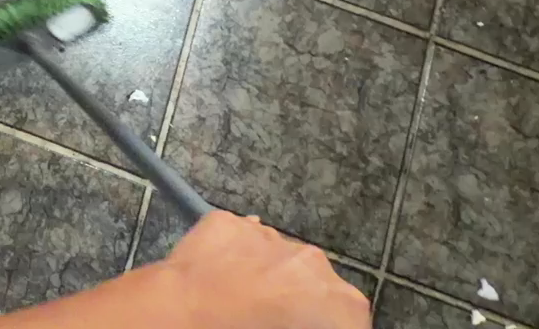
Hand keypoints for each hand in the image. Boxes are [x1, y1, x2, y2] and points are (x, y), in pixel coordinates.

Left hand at [163, 211, 368, 328]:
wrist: (190, 310)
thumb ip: (317, 321)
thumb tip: (297, 316)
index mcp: (343, 302)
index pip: (348, 320)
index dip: (325, 325)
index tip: (302, 326)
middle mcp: (312, 260)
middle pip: (313, 284)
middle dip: (299, 300)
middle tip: (274, 318)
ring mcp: (266, 233)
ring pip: (275, 257)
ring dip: (267, 274)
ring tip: (242, 297)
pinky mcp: (226, 220)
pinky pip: (237, 238)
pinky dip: (233, 253)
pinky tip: (220, 272)